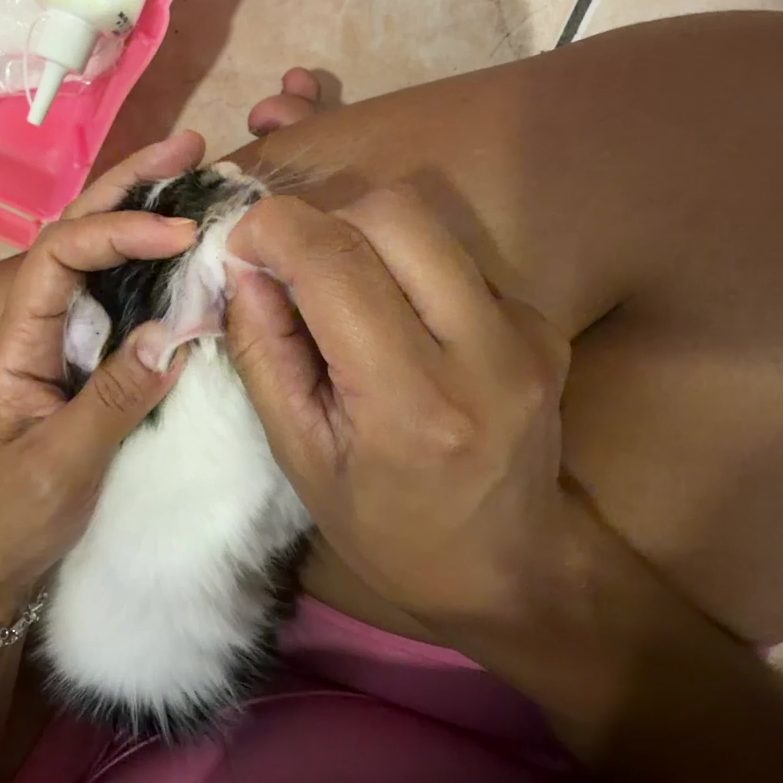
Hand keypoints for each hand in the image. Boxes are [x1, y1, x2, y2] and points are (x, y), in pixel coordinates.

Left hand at [0, 135, 206, 617]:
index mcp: (19, 336)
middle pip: (76, 232)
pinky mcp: (91, 363)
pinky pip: (123, 299)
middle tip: (190, 148)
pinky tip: (186, 250)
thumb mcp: (61, 464)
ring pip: (100, 257)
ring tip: (194, 174)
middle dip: (129, 185)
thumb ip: (114, 401)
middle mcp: (41, 322)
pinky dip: (155, 265)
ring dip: (142, 210)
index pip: (62, 253)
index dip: (120, 231)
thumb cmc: (11, 516)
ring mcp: (67, 340)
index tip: (181, 233)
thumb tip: (174, 333)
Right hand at [225, 190, 577, 631]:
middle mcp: (484, 352)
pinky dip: (403, 268)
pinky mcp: (544, 323)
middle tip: (289, 269)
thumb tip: (241, 265)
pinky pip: (451, 256)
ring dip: (362, 241)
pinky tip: (395, 322)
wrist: (508, 569)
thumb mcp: (299, 454)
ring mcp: (526, 333)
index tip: (238, 245)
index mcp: (411, 402)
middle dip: (321, 223)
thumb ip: (263, 350)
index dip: (273, 229)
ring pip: (425, 224)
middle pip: (391, 213)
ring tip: (339, 300)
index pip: (335, 264)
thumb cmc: (384, 528)